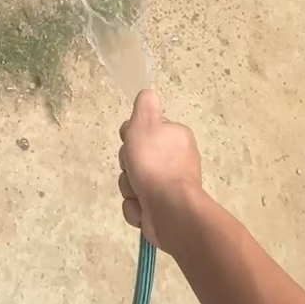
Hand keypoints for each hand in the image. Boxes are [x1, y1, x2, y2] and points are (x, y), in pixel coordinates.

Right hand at [118, 89, 204, 249]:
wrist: (170, 209)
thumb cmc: (155, 163)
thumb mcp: (145, 123)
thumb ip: (145, 105)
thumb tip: (148, 93)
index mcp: (175, 137)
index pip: (145, 130)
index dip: (132, 136)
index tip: (129, 141)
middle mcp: (175, 161)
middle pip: (137, 157)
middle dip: (129, 166)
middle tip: (133, 168)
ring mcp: (170, 187)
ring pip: (134, 181)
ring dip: (129, 188)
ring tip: (138, 193)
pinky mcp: (163, 210)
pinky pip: (138, 205)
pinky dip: (136, 208)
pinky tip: (142, 209)